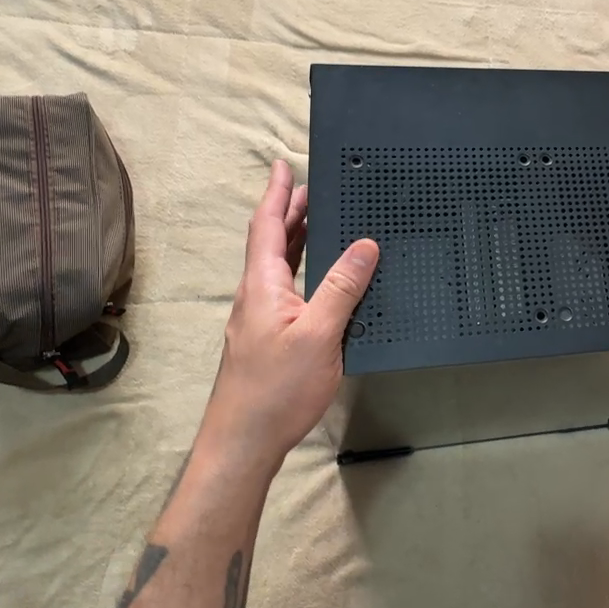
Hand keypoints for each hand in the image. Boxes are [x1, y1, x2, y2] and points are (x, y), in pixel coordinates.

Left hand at [197, 160, 377, 480]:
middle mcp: (257, 295)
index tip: (283, 165)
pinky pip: (288, 286)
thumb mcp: (319, 334)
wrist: (243, 443)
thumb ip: (342, 286)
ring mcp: (261, 317)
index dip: (276, 194)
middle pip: (271, 241)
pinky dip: (303, 266)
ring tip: (320, 218)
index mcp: (263, 285)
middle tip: (315, 187)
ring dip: (296, 237)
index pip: (266, 226)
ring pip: (279, 265)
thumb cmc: (276, 389)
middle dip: (290, 211)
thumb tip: (366, 243)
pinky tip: (321, 275)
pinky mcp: (269, 337)